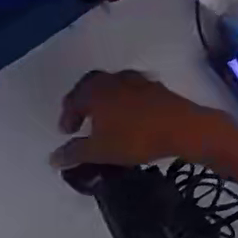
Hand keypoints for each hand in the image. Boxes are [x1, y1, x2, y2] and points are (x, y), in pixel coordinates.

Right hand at [50, 71, 235, 167]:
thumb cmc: (136, 138)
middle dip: (84, 103)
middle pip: (92, 86)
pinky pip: (134, 93)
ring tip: (106, 121)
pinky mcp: (158, 88)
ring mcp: (139, 81)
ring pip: (114, 88)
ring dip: (106, 102)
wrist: (183, 128)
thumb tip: (54, 158)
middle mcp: (115, 79)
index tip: (66, 132)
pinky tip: (131, 119)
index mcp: (96, 90)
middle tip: (81, 120)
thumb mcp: (100, 151)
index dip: (67, 116)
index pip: (73, 99)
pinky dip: (126, 103)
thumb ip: (74, 153)